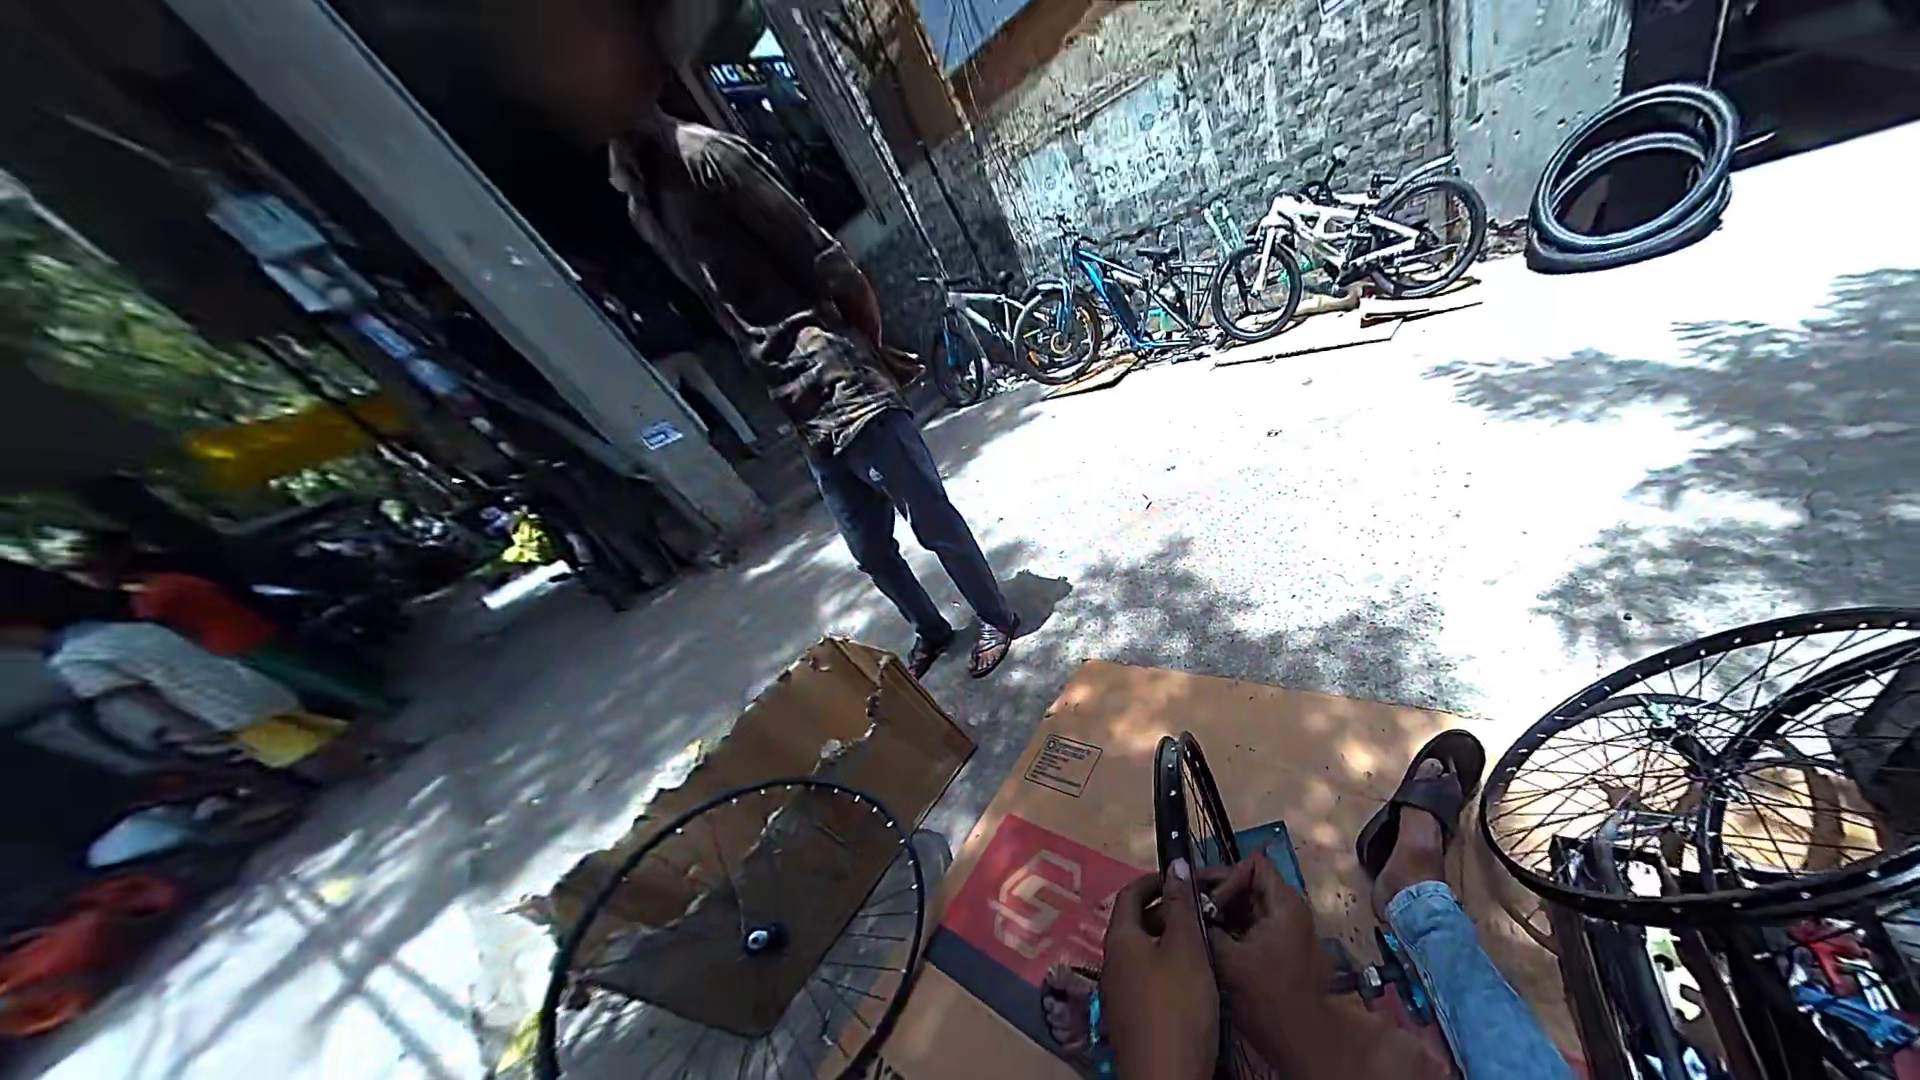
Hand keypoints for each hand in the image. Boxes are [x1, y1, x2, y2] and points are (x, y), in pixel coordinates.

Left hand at [1100, 859, 1218, 1079]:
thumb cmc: (1176, 1007)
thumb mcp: (1185, 950)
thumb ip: (1181, 906)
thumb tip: (1175, 865)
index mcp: (1120, 937)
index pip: (1130, 893)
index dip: (1154, 880)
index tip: (1182, 878)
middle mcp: (1112, 959)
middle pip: (1136, 922)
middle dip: (1166, 911)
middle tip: (1200, 912)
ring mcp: (1119, 991)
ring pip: (1144, 951)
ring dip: (1169, 941)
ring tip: (1202, 943)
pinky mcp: (1131, 1018)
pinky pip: (1147, 977)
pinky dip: (1167, 968)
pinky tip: (1193, 981)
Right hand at [1201, 857, 1338, 1075]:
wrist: (1304, 1047)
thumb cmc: (1268, 999)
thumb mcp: (1228, 957)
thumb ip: (1204, 922)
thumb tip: (1184, 902)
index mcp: (1284, 905)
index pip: (1251, 865)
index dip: (1226, 877)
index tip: (1207, 901)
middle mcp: (1290, 911)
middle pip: (1248, 882)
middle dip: (1218, 892)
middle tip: (1190, 906)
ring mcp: (1288, 930)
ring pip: (1248, 903)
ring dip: (1222, 910)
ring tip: (1196, 922)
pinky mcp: (1282, 947)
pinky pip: (1253, 922)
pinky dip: (1232, 926)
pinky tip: (1211, 939)